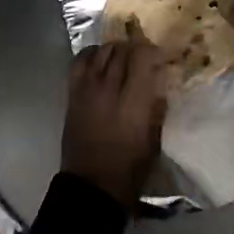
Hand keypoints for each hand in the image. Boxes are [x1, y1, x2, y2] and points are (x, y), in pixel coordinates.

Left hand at [61, 41, 168, 208]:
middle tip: (144, 55)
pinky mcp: (72, 92)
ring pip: (101, 51)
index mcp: (132, 102)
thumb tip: (158, 82)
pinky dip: (92, 53)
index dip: (152, 51)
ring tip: (124, 55)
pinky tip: (99, 58)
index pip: (141, 58)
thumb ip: (157, 108)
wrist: (92, 185)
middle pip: (121, 51)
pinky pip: (80, 61)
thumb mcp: (154, 141)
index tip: (161, 55)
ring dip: (115, 49)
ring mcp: (87, 88)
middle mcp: (108, 88)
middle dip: (135, 48)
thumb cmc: (129, 169)